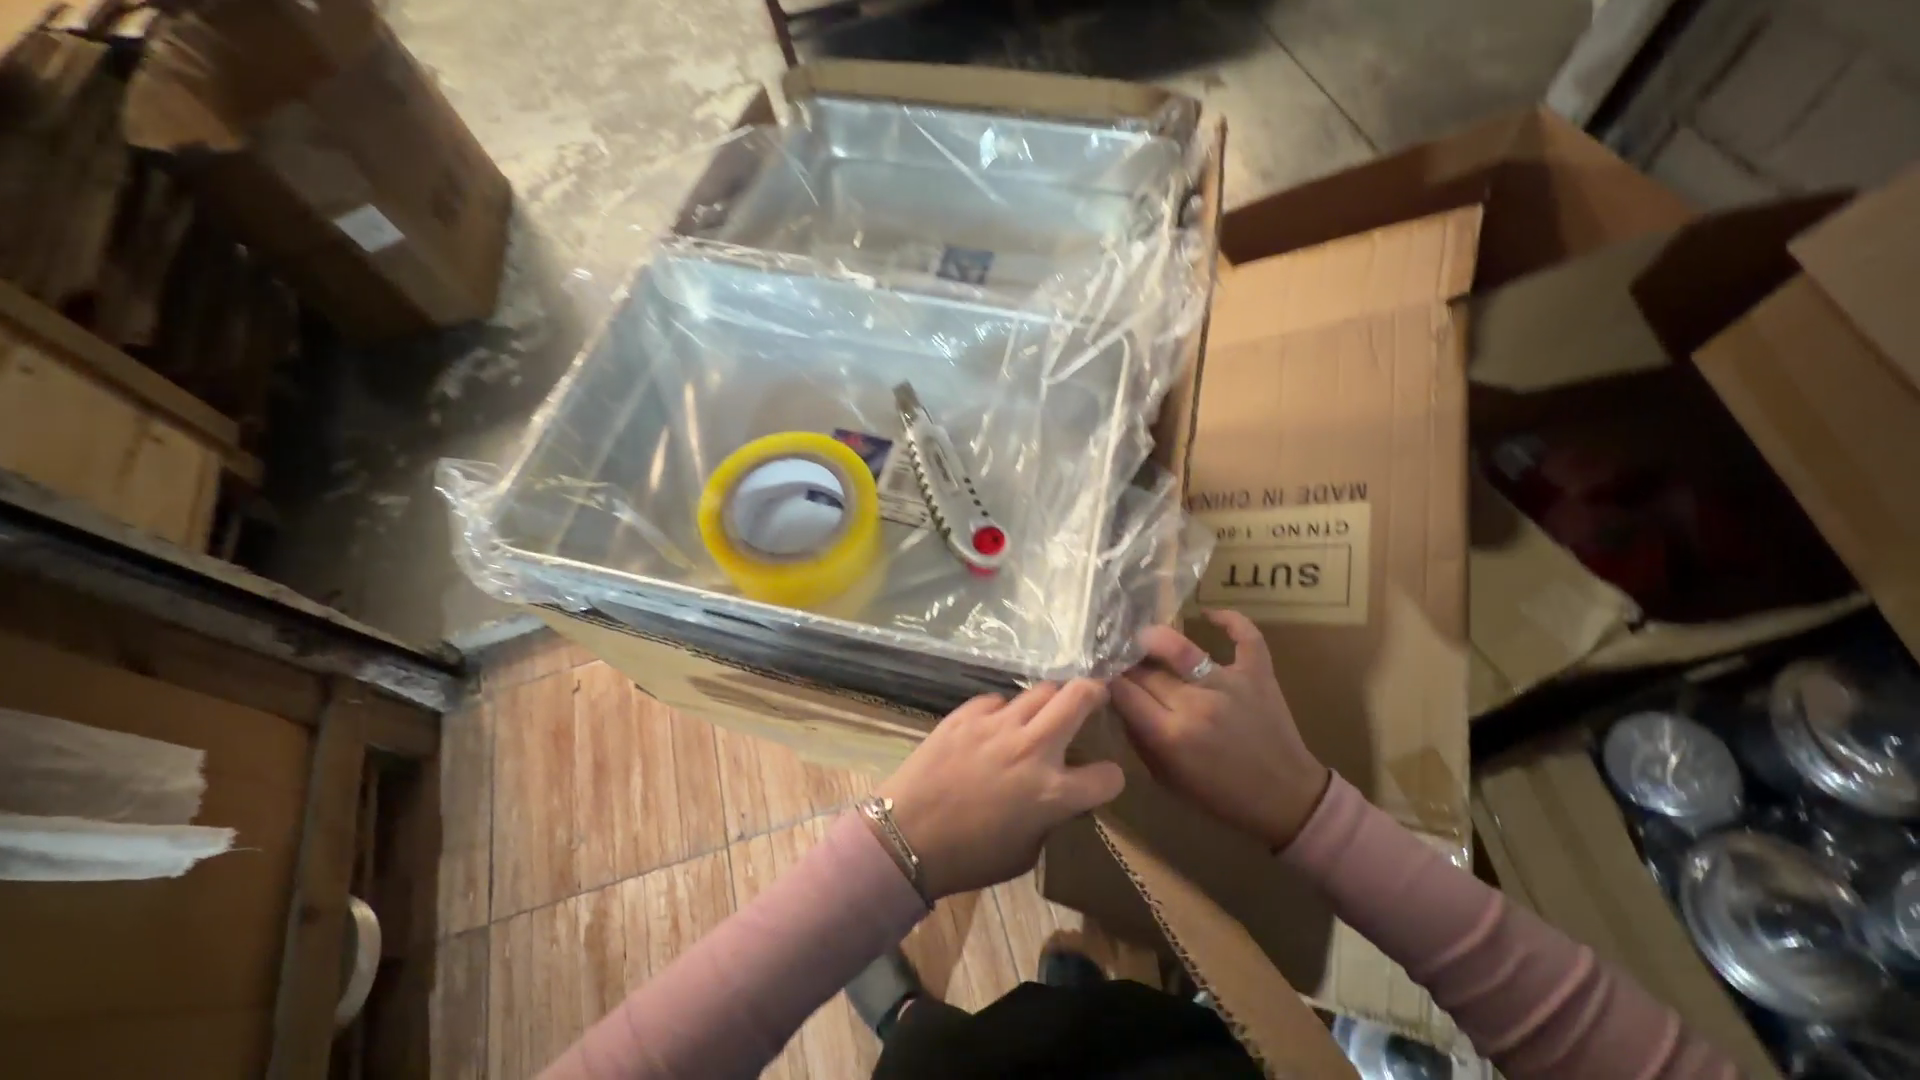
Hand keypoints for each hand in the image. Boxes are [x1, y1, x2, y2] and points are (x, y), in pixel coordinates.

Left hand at [876, 679, 1124, 899]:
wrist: (905, 837)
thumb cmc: (968, 857)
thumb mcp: (1025, 852)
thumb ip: (1051, 818)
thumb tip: (1058, 800)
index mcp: (1053, 793)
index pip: (1108, 775)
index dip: (1110, 778)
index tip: (1101, 778)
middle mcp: (1033, 748)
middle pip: (1081, 696)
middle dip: (1096, 692)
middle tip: (1094, 698)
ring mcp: (998, 725)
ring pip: (1041, 689)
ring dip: (1050, 700)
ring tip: (1044, 712)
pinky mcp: (966, 714)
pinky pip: (998, 700)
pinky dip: (1004, 710)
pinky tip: (996, 726)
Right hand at [1111, 610, 1329, 848]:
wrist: (1285, 799)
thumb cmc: (1221, 796)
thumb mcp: (1167, 779)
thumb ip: (1140, 740)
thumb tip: (1119, 704)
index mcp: (1170, 736)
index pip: (1123, 692)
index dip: (1106, 680)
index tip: (1100, 676)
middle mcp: (1195, 704)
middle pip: (1146, 670)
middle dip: (1127, 663)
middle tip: (1119, 660)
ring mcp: (1229, 685)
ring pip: (1181, 648)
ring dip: (1156, 638)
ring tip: (1144, 635)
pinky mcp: (1258, 674)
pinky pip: (1245, 637)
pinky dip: (1229, 620)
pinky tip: (1208, 614)